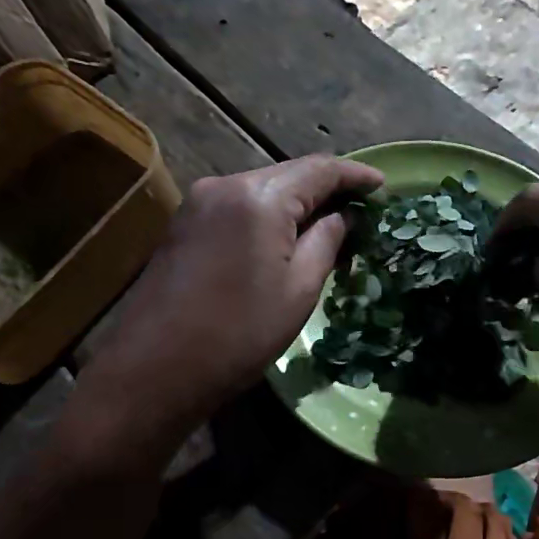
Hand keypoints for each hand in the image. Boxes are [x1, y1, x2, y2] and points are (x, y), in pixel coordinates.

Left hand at [80, 156, 383, 423]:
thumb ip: (327, 240)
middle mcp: (225, 185)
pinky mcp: (184, 224)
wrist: (155, 369)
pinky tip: (286, 237)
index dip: (355, 176)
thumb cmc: (239, 333)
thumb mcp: (300, 289)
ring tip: (330, 226)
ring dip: (297, 203)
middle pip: (289, 174)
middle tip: (361, 211)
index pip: (319, 169)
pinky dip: (269, 215)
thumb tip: (343, 215)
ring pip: (263, 190)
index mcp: (259, 197)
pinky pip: (239, 207)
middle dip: (327, 189)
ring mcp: (199, 203)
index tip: (384, 187)